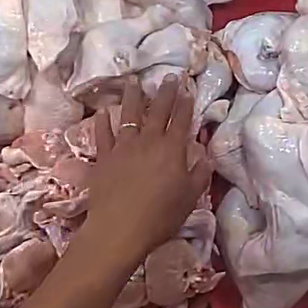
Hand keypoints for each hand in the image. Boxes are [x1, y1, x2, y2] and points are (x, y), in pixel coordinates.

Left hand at [76, 73, 211, 272]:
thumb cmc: (161, 216)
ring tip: (134, 82)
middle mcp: (148, 142)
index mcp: (172, 150)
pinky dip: (103, 122)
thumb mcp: (190, 197)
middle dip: (165, 93)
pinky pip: (102, 135)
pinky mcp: (103, 159)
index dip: (186, 104)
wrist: (119, 230)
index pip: (181, 121)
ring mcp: (123, 148)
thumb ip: (200, 174)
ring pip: (129, 116)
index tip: (188, 89)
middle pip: (158, 112)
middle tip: (169, 77)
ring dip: (133, 97)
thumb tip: (205, 156)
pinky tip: (103, 112)